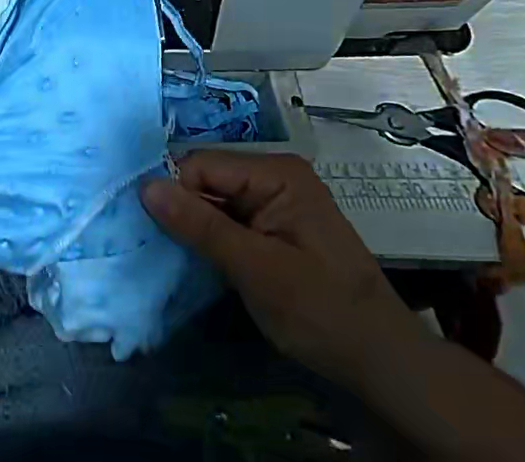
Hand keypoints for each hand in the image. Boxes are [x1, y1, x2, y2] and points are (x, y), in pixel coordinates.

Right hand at [141, 151, 420, 391]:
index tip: (150, 231)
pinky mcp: (273, 226)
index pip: (203, 165)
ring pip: (214, 201)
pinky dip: (210, 239)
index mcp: (276, 172)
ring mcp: (275, 201)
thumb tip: (145, 187)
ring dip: (194, 227)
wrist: (379, 358)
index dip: (174, 193)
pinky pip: (229, 220)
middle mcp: (274, 176)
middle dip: (182, 209)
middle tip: (155, 247)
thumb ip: (200, 226)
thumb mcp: (255, 269)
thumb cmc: (321, 311)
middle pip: (208, 179)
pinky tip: (197, 260)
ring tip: (171, 256)